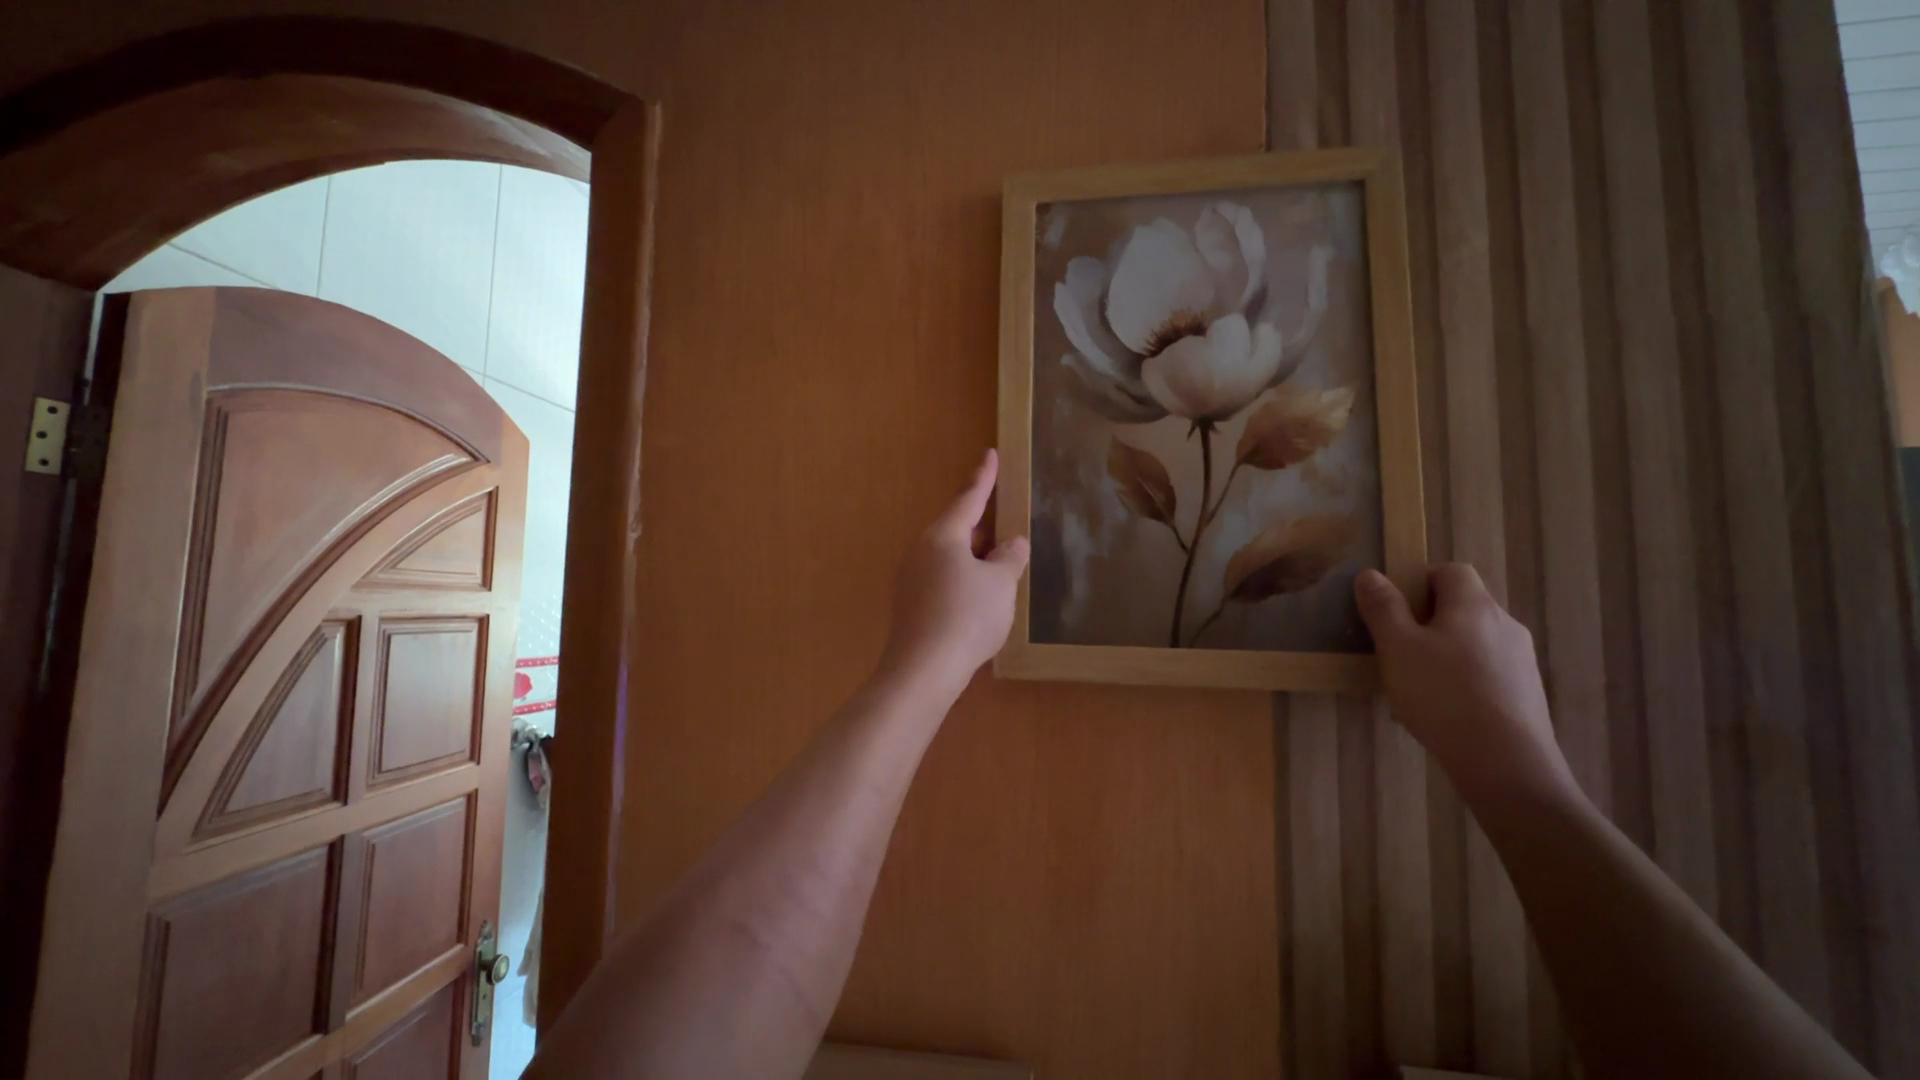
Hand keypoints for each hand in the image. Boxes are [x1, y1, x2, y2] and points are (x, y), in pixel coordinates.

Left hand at [879, 449, 1029, 695]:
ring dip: (972, 552)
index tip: (990, 453)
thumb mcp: (1000, 584)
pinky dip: (963, 576)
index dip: (984, 477)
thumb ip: (1009, 558)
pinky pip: (942, 578)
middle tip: (999, 506)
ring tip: (996, 554)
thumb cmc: (967, 616)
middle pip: (955, 526)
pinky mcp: (911, 605)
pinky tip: (978, 593)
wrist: (923, 669)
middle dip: (979, 519)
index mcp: (943, 536)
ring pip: (948, 554)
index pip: (969, 498)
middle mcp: (921, 551)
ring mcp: (911, 579)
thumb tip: (1012, 544)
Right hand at [1353, 564, 1576, 808]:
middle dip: (1429, 621)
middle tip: (1398, 649)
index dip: (1421, 582)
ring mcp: (1521, 660)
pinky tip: (1444, 711)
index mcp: (1473, 605)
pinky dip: (1464, 680)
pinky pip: (1488, 672)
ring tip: (1417, 686)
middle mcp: (1504, 623)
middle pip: (1464, 606)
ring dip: (1446, 652)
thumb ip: (1382, 608)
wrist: (1505, 761)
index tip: (1396, 609)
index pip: (1451, 571)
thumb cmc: (1442, 694)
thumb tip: (1369, 574)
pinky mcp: (1527, 693)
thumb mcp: (1396, 647)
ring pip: (1475, 641)